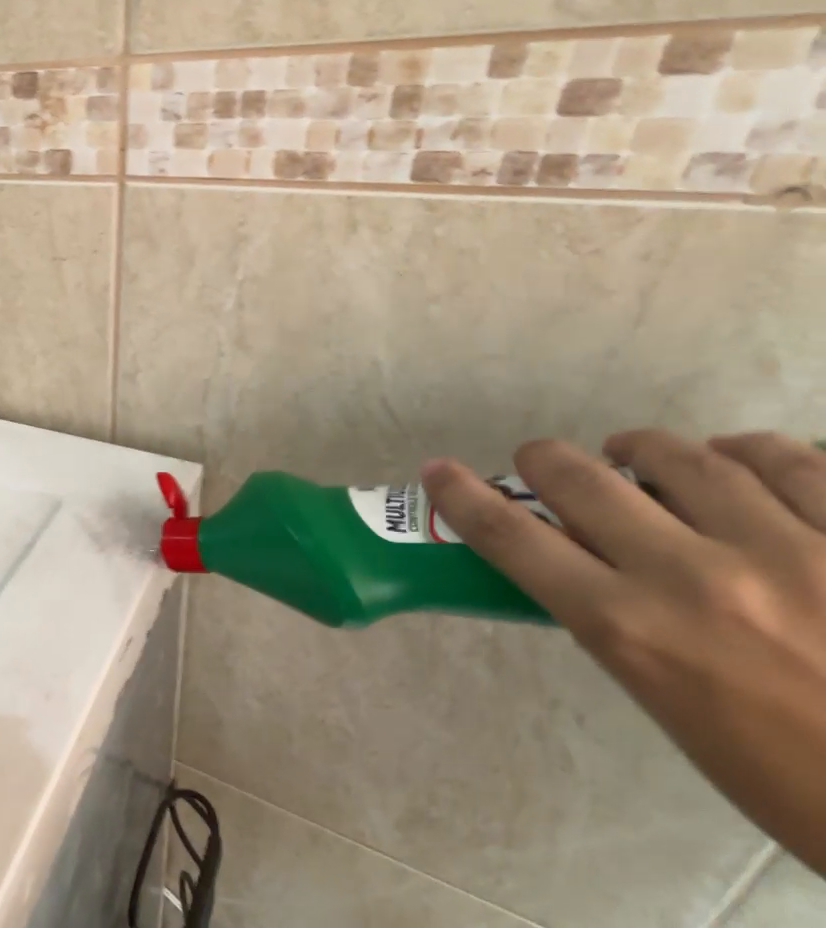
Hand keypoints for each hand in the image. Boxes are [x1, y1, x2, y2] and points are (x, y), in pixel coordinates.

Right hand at [424, 431, 825, 873]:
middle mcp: (693, 576)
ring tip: (640, 454)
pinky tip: (743, 460)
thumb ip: (628, 628)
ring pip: (690, 458)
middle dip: (546, 459)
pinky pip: (800, 464)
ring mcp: (792, 550)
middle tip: (543, 461)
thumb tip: (598, 569)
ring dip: (645, 448)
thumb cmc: (795, 782)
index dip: (462, 496)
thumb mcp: (673, 706)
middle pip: (583, 480)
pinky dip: (754, 452)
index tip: (439, 471)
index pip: (512, 538)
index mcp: (630, 629)